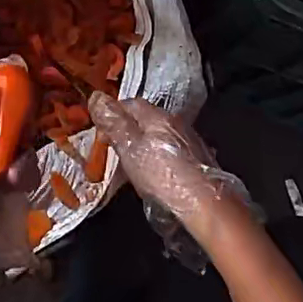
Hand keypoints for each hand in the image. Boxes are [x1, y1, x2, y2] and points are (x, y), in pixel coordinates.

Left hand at [0, 62, 39, 258]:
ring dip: (21, 159)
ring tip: (10, 173)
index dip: (6, 92)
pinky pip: (25, 170)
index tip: (20, 92)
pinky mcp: (5, 184)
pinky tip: (12, 184)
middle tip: (20, 138)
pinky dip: (22, 176)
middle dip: (21, 129)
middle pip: (14, 121)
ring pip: (23, 146)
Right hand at [87, 92, 247, 235]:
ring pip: (157, 136)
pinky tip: (154, 174)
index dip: (111, 115)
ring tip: (129, 166)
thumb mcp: (130, 149)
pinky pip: (169, 151)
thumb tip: (96, 96)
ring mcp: (189, 141)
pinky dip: (156, 158)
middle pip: (144, 120)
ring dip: (141, 145)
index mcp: (158, 116)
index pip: (129, 103)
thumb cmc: (162, 176)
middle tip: (111, 153)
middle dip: (125, 131)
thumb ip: (114, 123)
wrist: (206, 205)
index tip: (100, 136)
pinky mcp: (197, 159)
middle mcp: (176, 123)